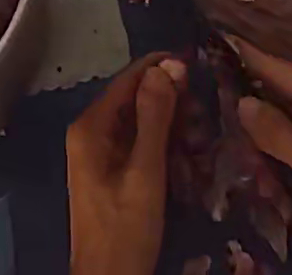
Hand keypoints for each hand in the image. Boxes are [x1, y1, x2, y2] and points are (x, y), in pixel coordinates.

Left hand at [67, 54, 187, 274]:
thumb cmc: (124, 230)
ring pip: (135, 118)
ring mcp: (97, 151)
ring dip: (165, 115)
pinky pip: (135, 139)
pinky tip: (183, 140)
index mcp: (90, 125)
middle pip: (130, 97)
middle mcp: (89, 130)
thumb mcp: (145, 173)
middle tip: (202, 94)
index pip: (127, 80)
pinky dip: (158, 136)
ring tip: (199, 115)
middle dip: (165, 92)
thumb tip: (168, 65)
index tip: (192, 60)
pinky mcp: (108, 169)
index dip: (158, 66)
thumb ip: (155, 118)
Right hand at [229, 37, 291, 274]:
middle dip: (248, 82)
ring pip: (291, 109)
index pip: (280, 68)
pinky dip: (278, 131)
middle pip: (284, 85)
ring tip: (218, 100)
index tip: (210, 38)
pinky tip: (253, 135)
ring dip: (261, 110)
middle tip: (205, 76)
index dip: (245, 55)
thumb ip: (280, 135)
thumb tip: (240, 101)